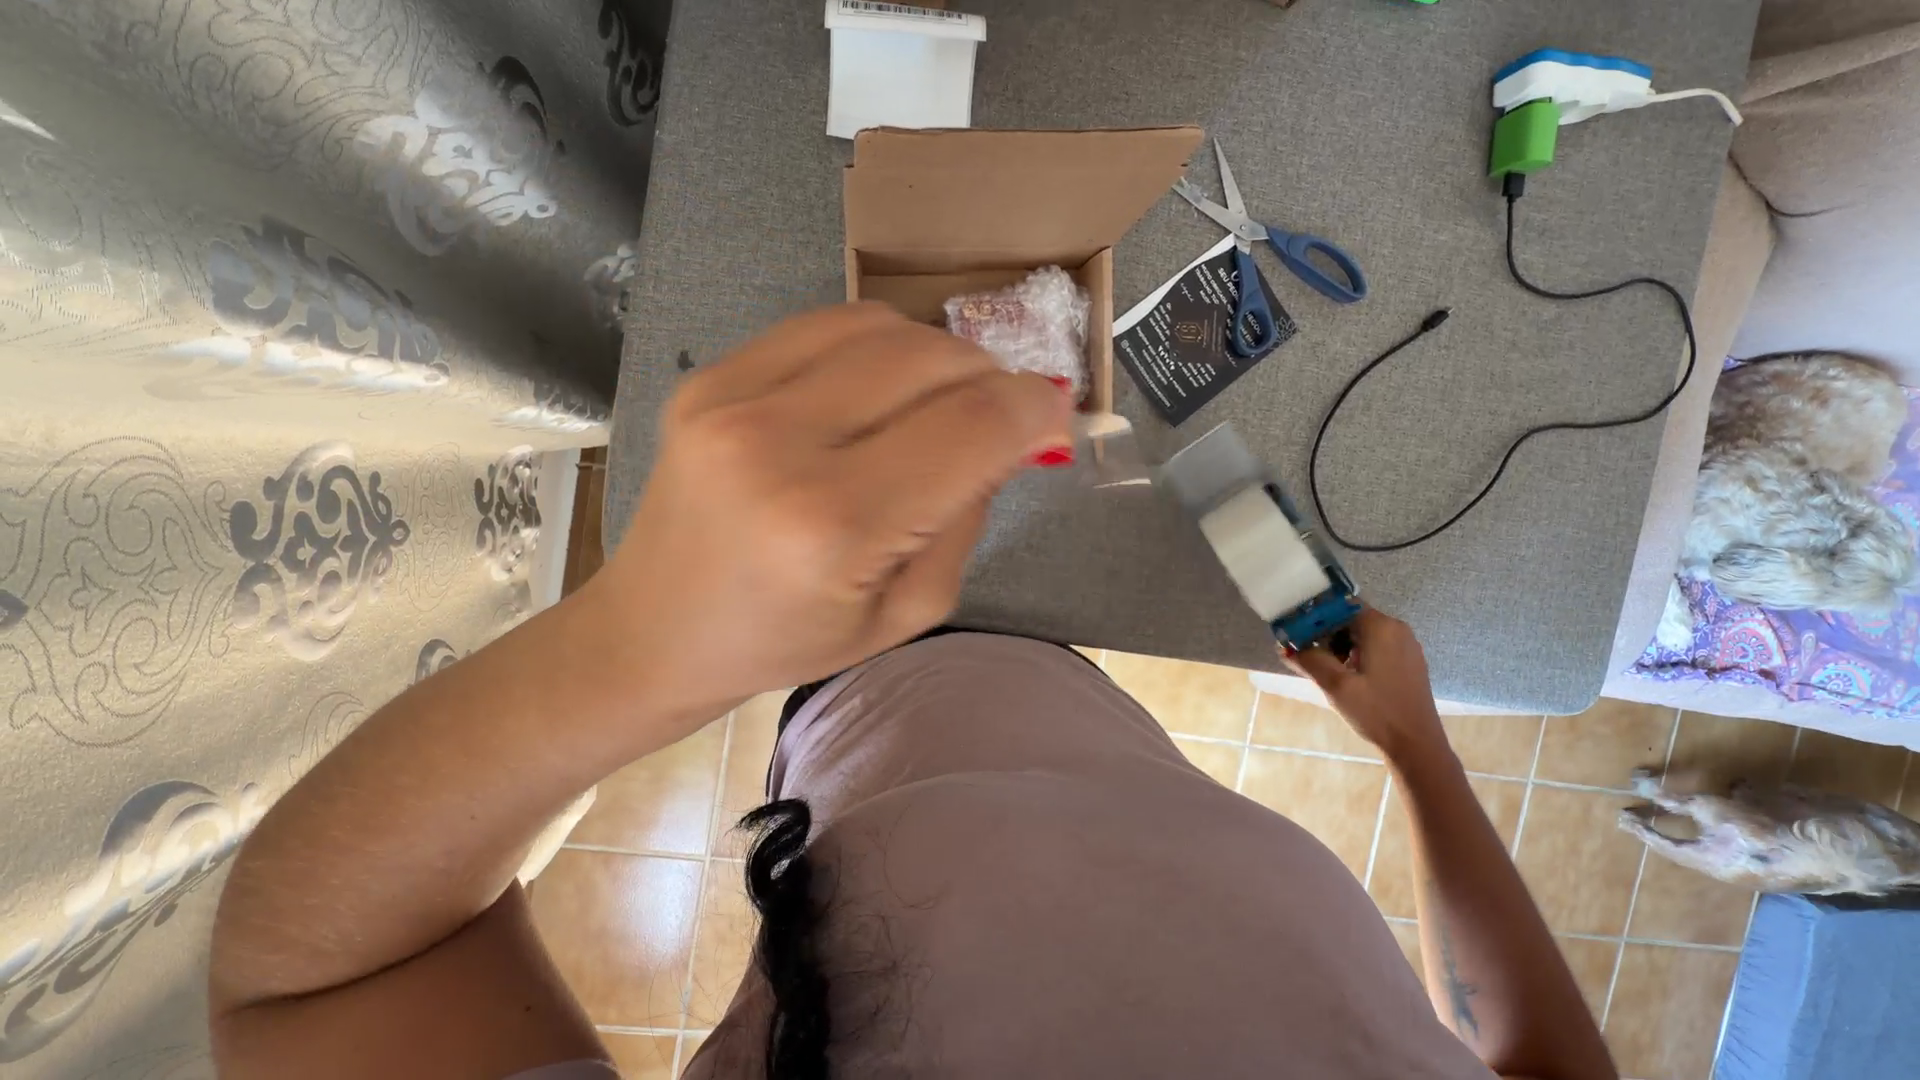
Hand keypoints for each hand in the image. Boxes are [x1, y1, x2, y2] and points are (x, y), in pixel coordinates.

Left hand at [591, 303, 1072, 723]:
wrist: (656, 628)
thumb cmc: (787, 640)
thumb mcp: (906, 612)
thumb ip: (968, 517)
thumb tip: (1011, 432)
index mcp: (834, 527)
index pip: (972, 426)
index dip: (1034, 408)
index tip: (1054, 415)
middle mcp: (779, 446)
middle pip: (932, 359)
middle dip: (990, 378)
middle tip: (997, 414)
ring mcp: (732, 398)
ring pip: (882, 326)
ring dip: (935, 356)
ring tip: (936, 401)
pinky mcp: (708, 377)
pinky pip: (824, 325)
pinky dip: (875, 346)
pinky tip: (876, 387)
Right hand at [1286, 608, 1446, 758]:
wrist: (1416, 744)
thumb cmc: (1376, 711)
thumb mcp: (1335, 685)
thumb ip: (1309, 660)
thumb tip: (1286, 647)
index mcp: (1381, 627)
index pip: (1340, 606)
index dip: (1316, 617)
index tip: (1298, 635)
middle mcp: (1397, 629)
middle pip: (1351, 619)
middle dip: (1327, 634)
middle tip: (1310, 657)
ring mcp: (1406, 646)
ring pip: (1362, 634)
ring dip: (1340, 646)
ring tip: (1328, 671)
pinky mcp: (1408, 662)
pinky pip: (1376, 647)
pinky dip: (1357, 655)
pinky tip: (1349, 678)